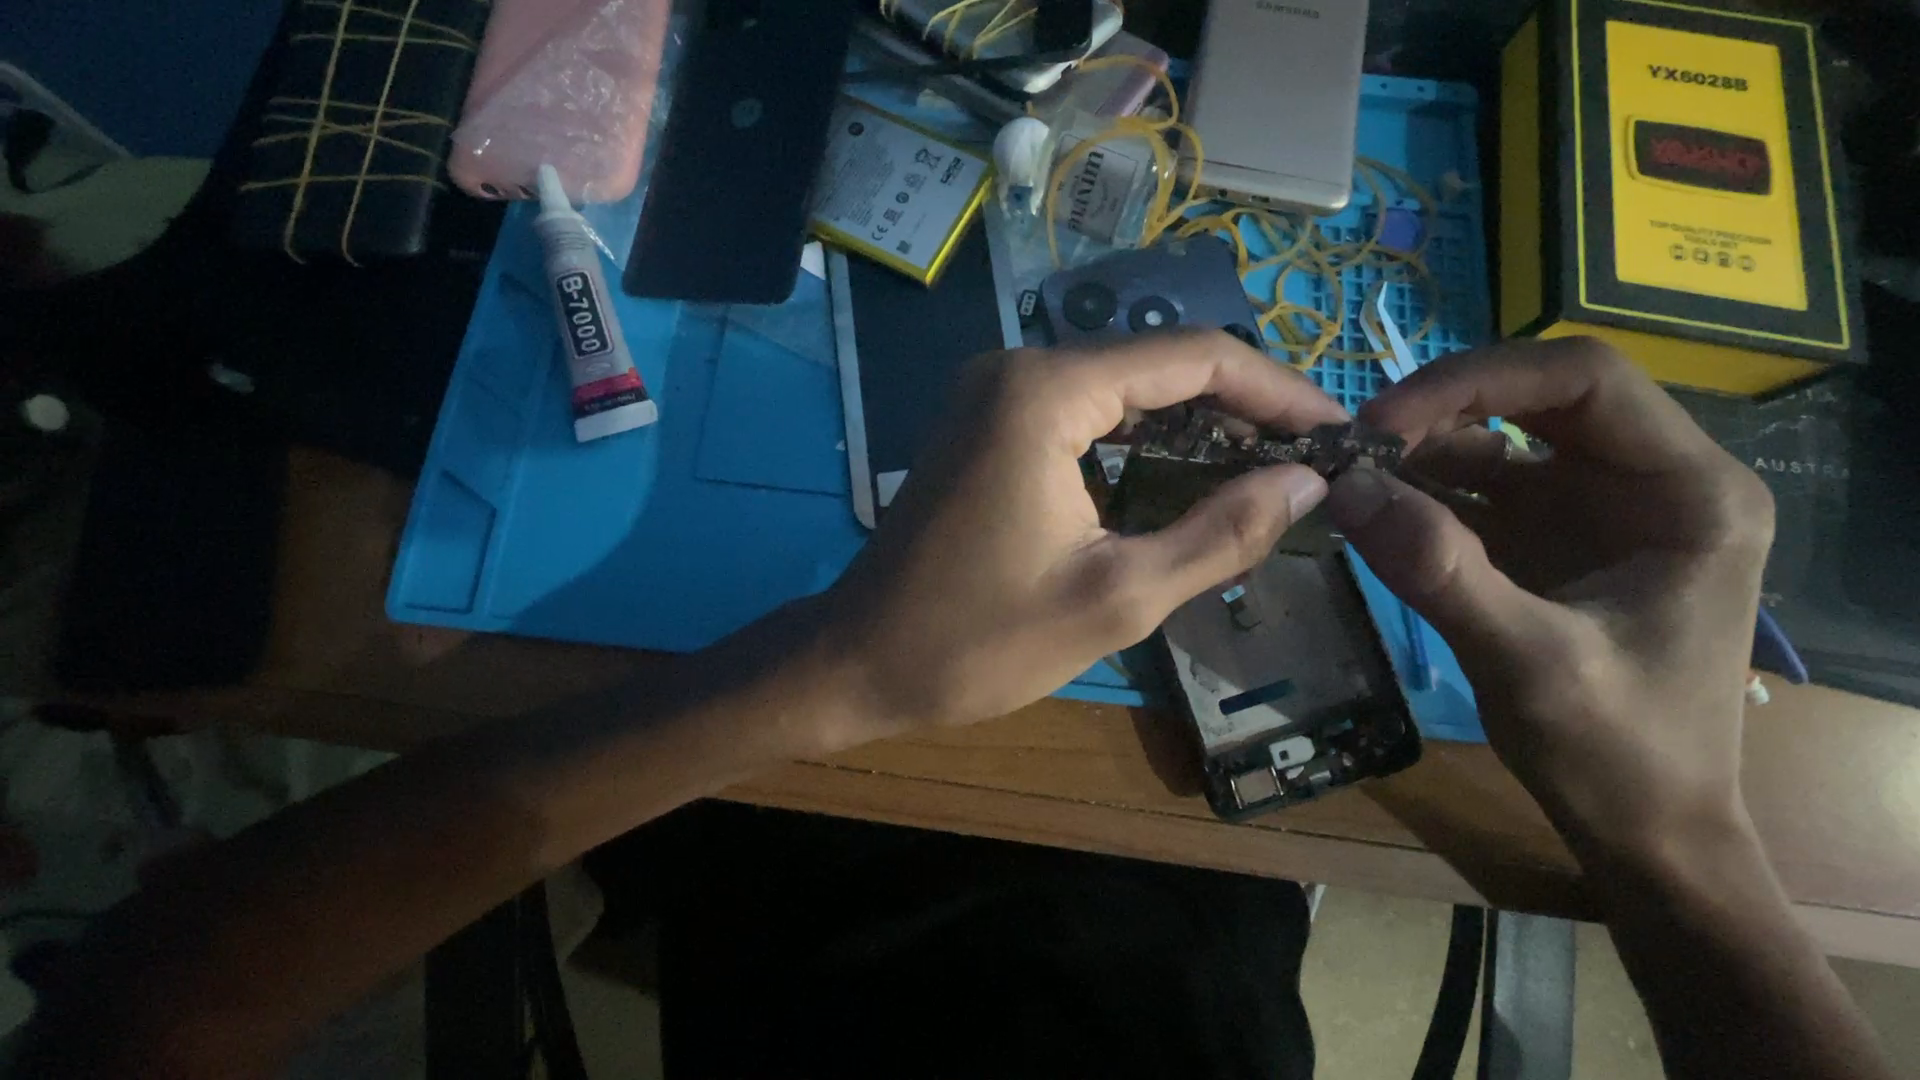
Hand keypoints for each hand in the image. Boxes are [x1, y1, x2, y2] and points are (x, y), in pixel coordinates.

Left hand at [819, 331, 1348, 738]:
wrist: (860, 662)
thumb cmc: (979, 641)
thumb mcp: (1117, 597)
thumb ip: (1220, 533)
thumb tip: (1304, 483)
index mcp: (1045, 392)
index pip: (1192, 357)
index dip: (1277, 391)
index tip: (1336, 433)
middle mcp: (1016, 369)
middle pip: (1156, 365)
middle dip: (1239, 408)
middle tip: (1308, 461)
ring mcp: (992, 393)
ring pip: (1120, 388)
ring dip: (1192, 424)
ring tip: (1264, 471)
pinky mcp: (982, 424)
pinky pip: (1081, 413)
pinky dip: (1138, 439)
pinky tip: (1183, 476)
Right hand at [1326, 338, 1773, 859]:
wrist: (1641, 825)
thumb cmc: (1616, 753)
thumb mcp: (1526, 665)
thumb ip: (1440, 573)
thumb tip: (1344, 489)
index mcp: (1687, 492)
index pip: (1583, 379)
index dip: (1474, 381)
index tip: (1380, 424)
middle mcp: (1645, 480)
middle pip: (1534, 395)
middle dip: (1436, 411)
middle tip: (1351, 449)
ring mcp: (1591, 506)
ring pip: (1494, 436)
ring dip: (1416, 450)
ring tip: (1346, 479)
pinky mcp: (1545, 537)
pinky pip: (1472, 487)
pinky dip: (1415, 491)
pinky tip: (1369, 509)